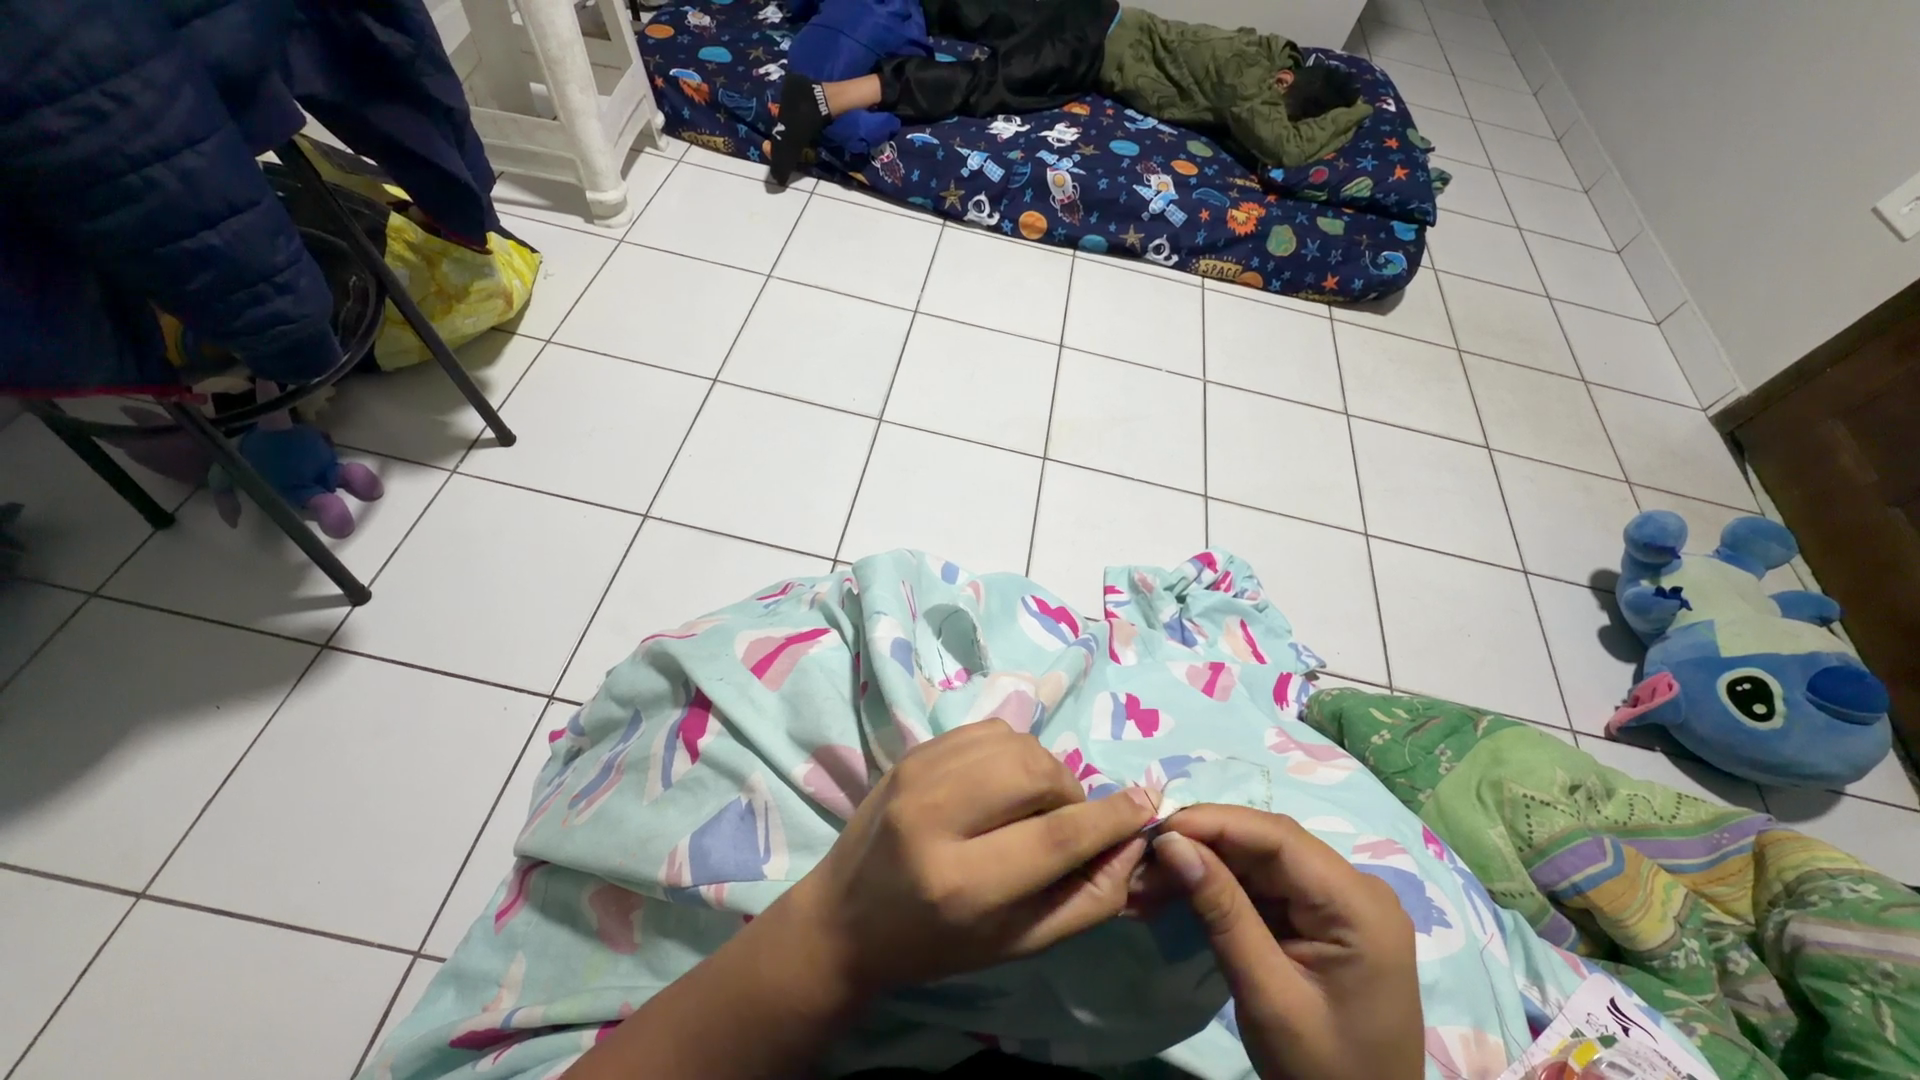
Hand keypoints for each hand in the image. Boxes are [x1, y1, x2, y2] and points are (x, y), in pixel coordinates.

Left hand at [783, 718, 1157, 994]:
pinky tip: (1001, 785)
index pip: (1056, 837)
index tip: (1145, 806)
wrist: (844, 918)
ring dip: (1043, 771)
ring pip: (1016, 743)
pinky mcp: (912, 752)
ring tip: (1031, 806)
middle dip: (1070, 793)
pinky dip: (1012, 753)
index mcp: (960, 884)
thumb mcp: (1015, 943)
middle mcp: (934, 817)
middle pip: (1037, 773)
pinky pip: (989, 730)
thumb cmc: (933, 943)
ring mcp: (917, 774)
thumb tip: (1133, 842)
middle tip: (1065, 821)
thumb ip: (1083, 899)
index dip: (1110, 819)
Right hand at [1146, 806, 1422, 1079]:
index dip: (1215, 822)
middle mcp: (1357, 889)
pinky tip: (1186, 887)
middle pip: (1270, 843)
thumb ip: (1222, 911)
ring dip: (1209, 861)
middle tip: (1146, 854)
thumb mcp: (1266, 994)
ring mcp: (1343, 903)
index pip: (1279, 837)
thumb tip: (1172, 843)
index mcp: (1359, 905)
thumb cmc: (1321, 1068)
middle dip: (1205, 842)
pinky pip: (1269, 884)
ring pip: (1264, 859)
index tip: (1157, 828)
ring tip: (1155, 872)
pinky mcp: (1324, 918)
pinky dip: (1225, 884)